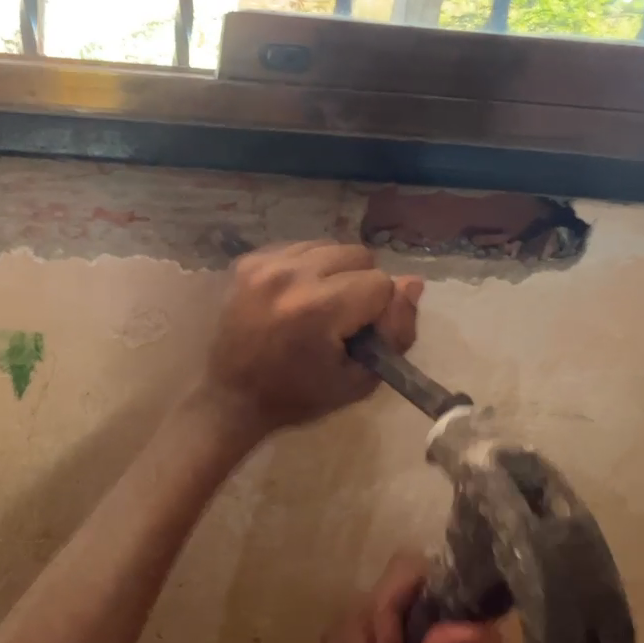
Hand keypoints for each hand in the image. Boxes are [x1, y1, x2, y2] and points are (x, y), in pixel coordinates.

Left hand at [202, 241, 420, 437]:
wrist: (231, 396)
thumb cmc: (298, 395)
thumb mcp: (359, 378)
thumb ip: (395, 332)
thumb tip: (412, 282)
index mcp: (319, 307)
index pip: (381, 283)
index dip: (379, 311)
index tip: (358, 335)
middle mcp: (291, 275)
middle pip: (358, 254)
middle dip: (360, 285)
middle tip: (340, 319)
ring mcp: (265, 264)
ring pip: (328, 246)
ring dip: (333, 272)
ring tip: (316, 307)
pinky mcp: (247, 261)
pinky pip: (297, 247)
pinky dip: (305, 267)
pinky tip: (294, 297)